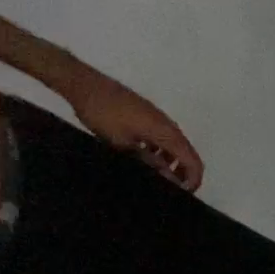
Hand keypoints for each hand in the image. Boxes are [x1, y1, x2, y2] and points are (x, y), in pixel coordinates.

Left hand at [62, 69, 203, 190]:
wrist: (80, 81)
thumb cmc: (100, 113)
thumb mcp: (121, 143)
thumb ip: (148, 162)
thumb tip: (169, 178)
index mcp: (167, 134)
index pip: (193, 162)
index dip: (193, 181)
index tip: (183, 193)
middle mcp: (169, 125)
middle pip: (188, 154)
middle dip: (184, 172)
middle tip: (171, 186)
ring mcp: (159, 118)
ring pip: (176, 145)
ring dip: (172, 161)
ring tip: (157, 172)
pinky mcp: (148, 113)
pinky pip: (164, 136)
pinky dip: (162, 149)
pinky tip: (145, 154)